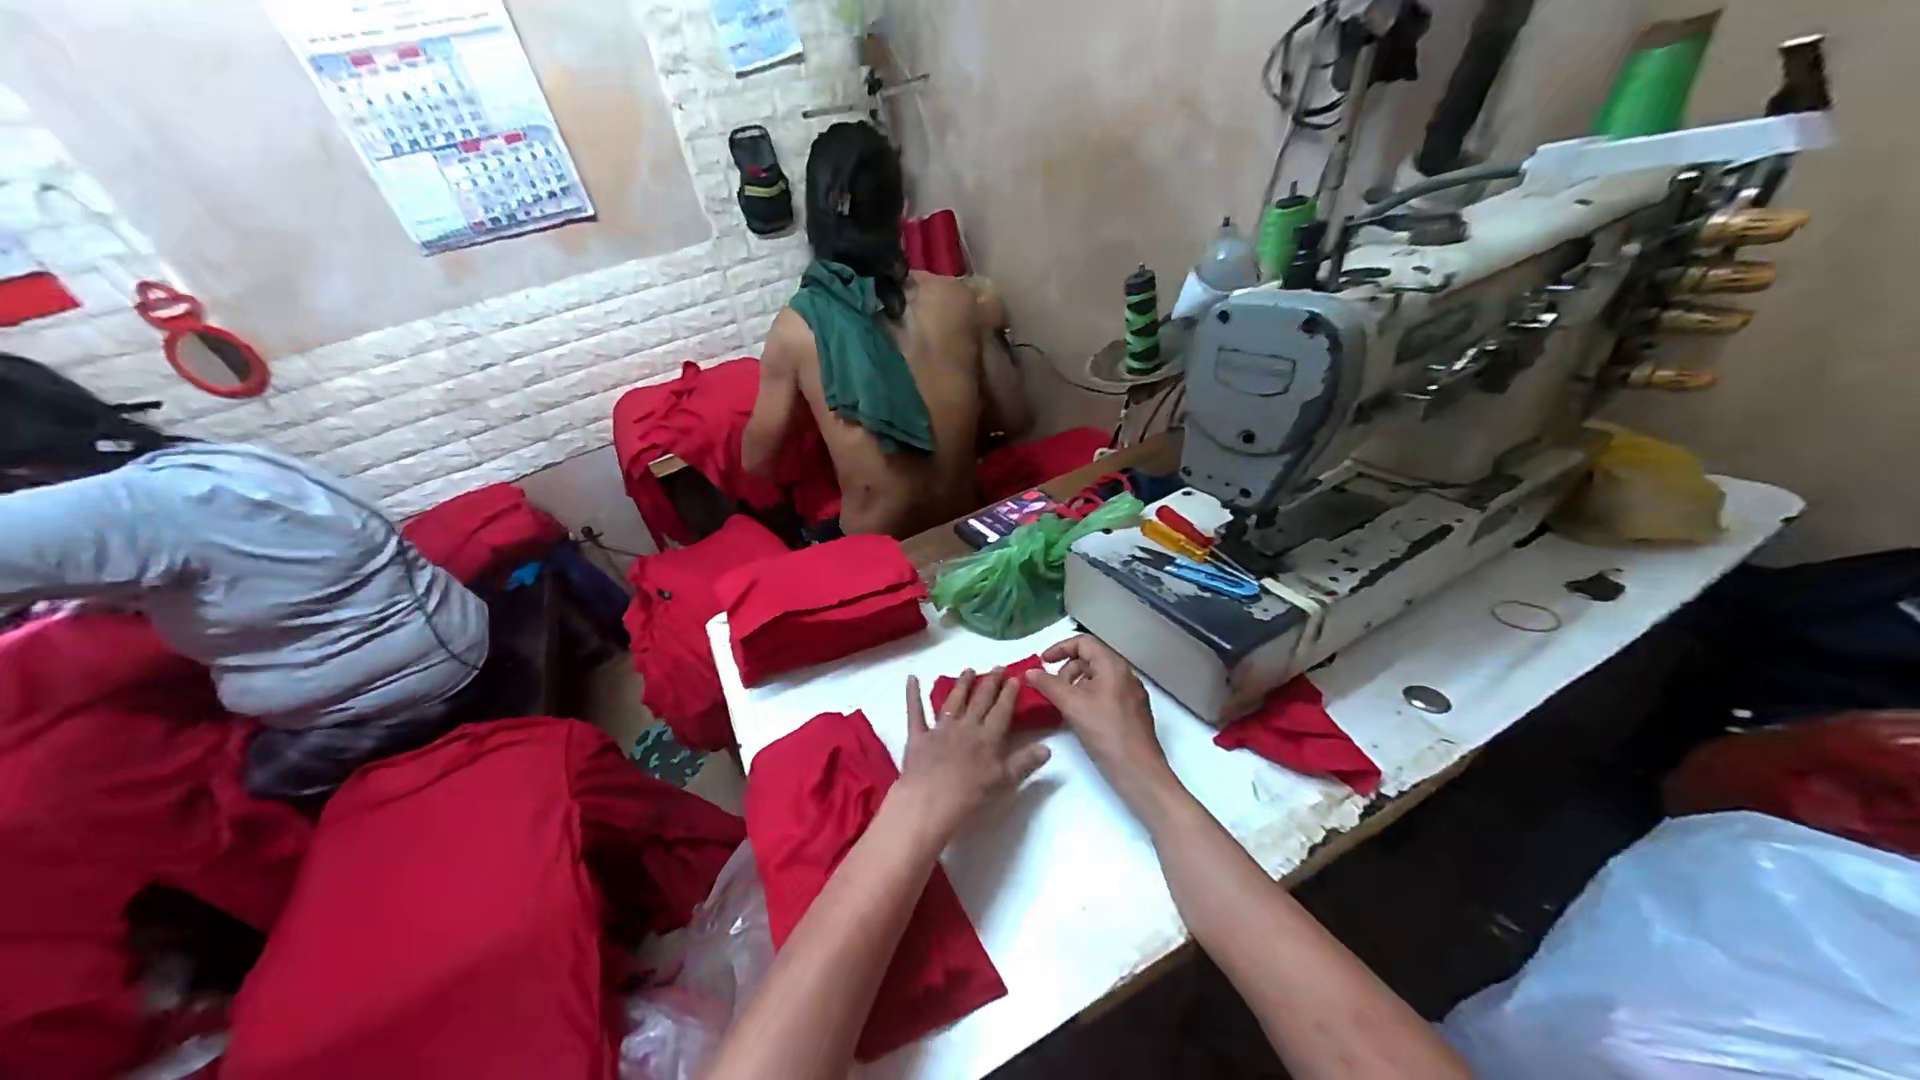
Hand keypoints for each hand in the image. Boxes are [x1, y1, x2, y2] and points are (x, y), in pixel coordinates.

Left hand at [895, 668, 1051, 839]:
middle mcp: (966, 727)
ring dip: (962, 684)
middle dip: (990, 682)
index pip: (1002, 710)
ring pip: (953, 701)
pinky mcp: (918, 736)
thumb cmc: (970, 796)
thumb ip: (1025, 762)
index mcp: (988, 738)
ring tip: (968, 670)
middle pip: (980, 700)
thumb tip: (1047, 747)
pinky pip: (915, 711)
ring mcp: (940, 729)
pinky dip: (913, 694)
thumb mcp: (1004, 782)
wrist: (930, 803)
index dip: (1009, 693)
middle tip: (997, 667)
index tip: (1015, 677)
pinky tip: (912, 678)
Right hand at [1025, 635, 1167, 782]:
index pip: (1084, 642)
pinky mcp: (1132, 711)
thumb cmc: (1106, 733)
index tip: (1043, 662)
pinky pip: (1106, 693)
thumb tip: (1030, 672)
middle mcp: (1125, 675)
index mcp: (1113, 666)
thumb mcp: (1072, 705)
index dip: (1060, 648)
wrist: (1138, 770)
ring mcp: (1131, 693)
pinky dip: (1088, 697)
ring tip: (1063, 705)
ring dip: (1076, 685)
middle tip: (1051, 690)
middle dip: (1066, 670)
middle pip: (1090, 659)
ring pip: (1097, 678)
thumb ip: (1048, 685)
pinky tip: (1079, 717)